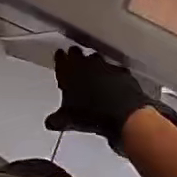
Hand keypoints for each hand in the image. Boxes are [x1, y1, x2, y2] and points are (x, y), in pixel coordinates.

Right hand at [44, 47, 175, 145]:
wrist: (124, 116)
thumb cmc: (93, 114)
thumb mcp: (68, 120)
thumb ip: (57, 119)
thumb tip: (52, 122)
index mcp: (69, 71)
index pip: (60, 58)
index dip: (60, 59)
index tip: (60, 58)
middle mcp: (87, 64)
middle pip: (78, 54)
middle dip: (75, 57)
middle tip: (74, 64)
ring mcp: (106, 67)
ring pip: (97, 59)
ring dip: (94, 65)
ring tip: (93, 75)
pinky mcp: (124, 73)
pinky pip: (116, 70)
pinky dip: (113, 76)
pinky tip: (113, 86)